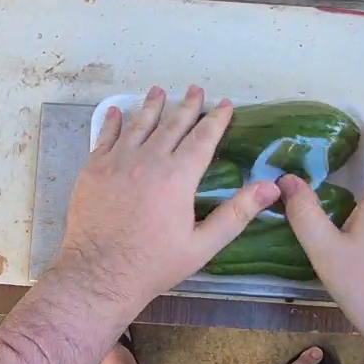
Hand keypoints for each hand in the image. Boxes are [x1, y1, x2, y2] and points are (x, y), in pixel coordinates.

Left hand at [51, 86, 279, 316]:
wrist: (99, 274)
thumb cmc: (153, 265)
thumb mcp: (202, 245)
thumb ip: (236, 214)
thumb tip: (270, 188)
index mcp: (178, 176)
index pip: (203, 138)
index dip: (216, 119)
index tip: (225, 104)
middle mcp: (148, 160)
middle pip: (172, 124)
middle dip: (187, 105)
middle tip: (196, 89)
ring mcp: (117, 162)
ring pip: (139, 125)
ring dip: (152, 106)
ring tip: (160, 90)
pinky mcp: (93, 170)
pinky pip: (105, 137)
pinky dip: (113, 122)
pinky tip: (118, 111)